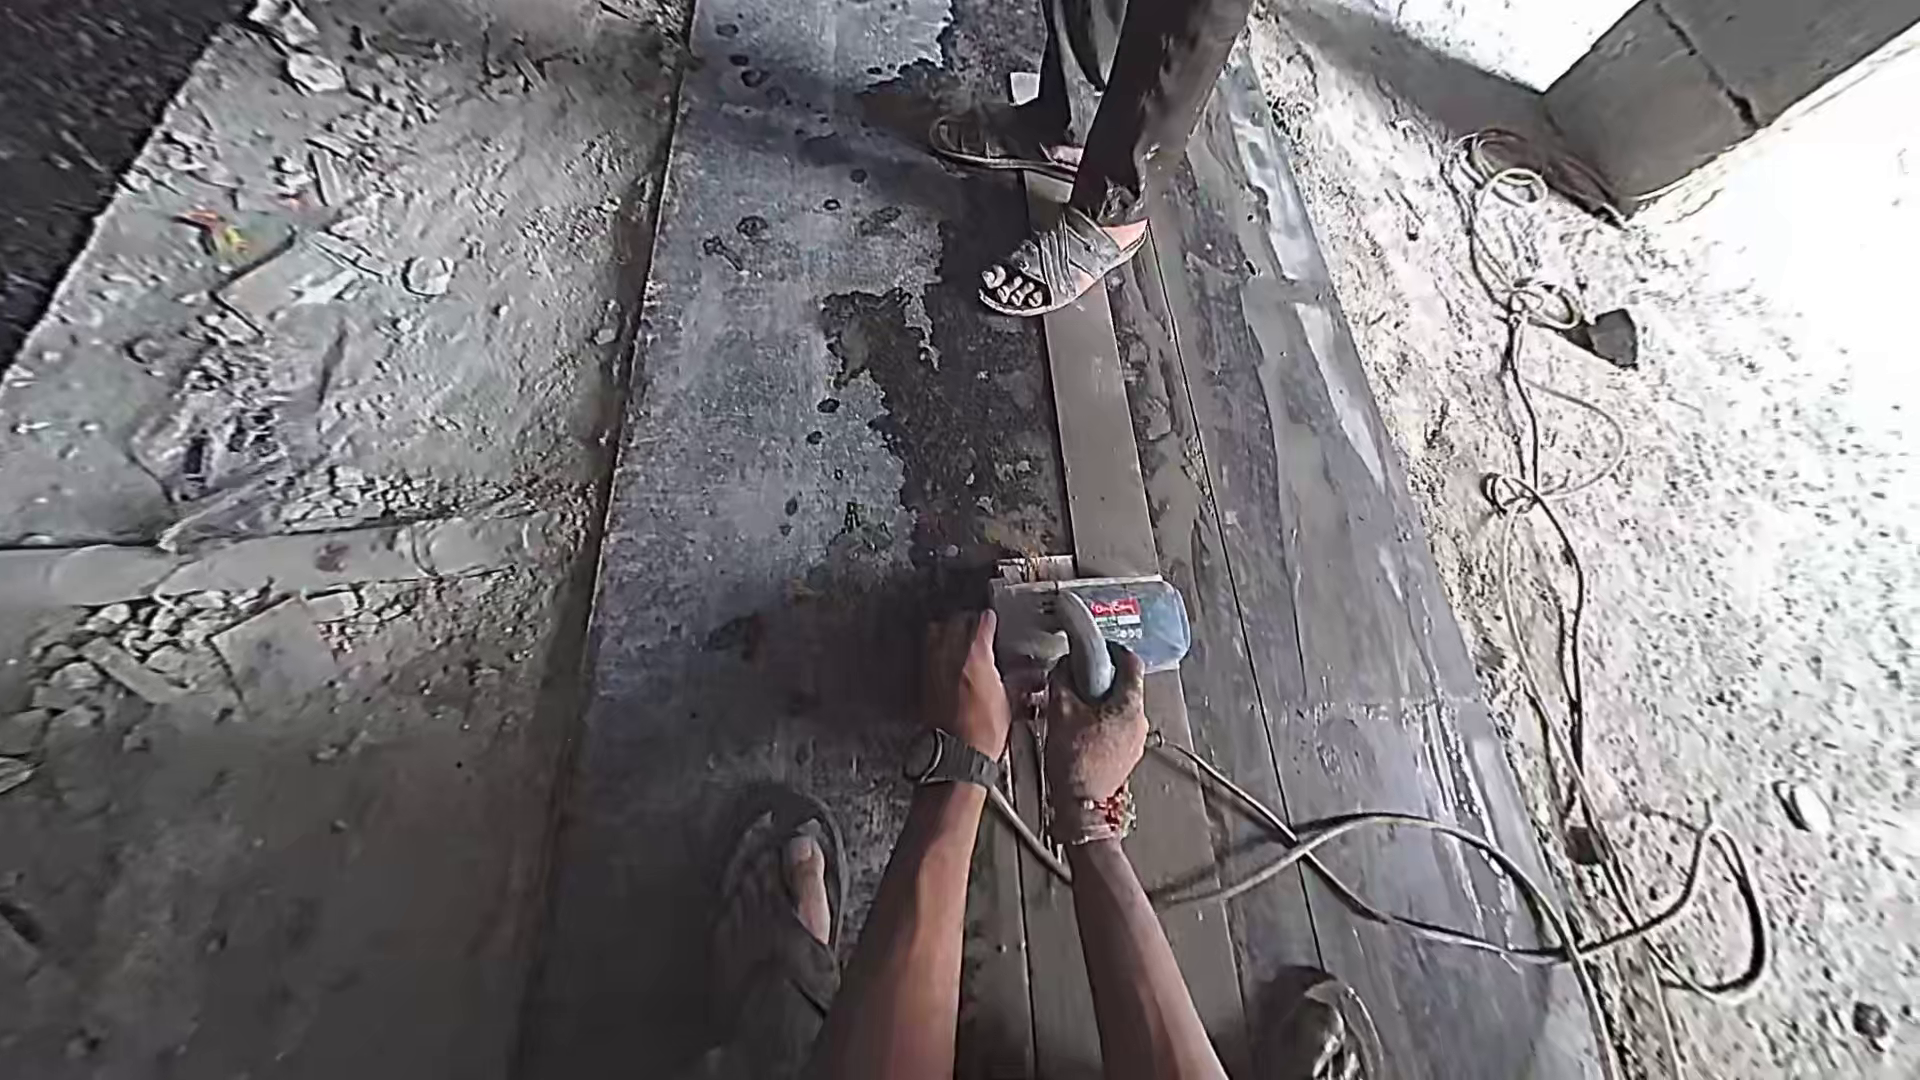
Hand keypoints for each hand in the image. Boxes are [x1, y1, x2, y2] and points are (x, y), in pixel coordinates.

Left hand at [922, 609, 1011, 757]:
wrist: (957, 755)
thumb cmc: (983, 733)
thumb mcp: (1009, 703)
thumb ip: (1018, 682)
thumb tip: (1029, 675)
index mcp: (976, 659)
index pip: (982, 625)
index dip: (988, 619)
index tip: (991, 617)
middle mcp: (952, 657)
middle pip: (957, 622)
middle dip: (968, 620)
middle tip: (976, 624)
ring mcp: (935, 667)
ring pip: (937, 632)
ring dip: (948, 629)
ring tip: (958, 634)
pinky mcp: (925, 680)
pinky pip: (928, 651)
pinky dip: (937, 646)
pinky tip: (945, 655)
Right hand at [1043, 643, 1146, 804]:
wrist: (1081, 804)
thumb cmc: (1074, 759)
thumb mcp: (1060, 709)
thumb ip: (1062, 678)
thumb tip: (1065, 664)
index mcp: (1129, 704)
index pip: (1132, 662)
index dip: (1113, 649)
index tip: (1097, 647)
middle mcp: (1140, 720)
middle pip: (1125, 685)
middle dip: (1101, 677)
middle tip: (1077, 677)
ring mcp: (1136, 739)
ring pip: (1121, 706)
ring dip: (1101, 700)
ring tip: (1075, 704)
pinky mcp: (1129, 754)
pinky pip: (1118, 725)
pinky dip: (1103, 719)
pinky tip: (1081, 727)